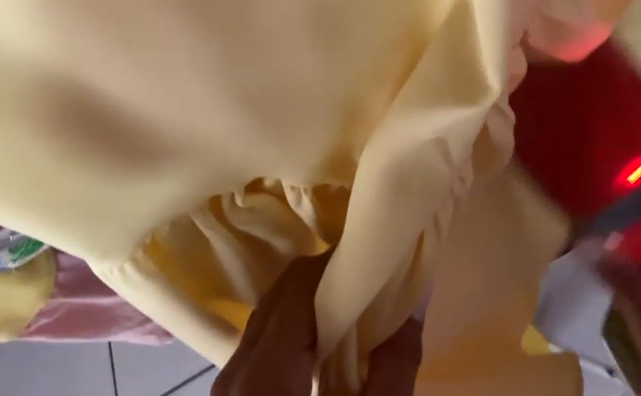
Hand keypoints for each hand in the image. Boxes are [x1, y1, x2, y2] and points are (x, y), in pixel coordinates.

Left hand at [213, 253, 424, 395]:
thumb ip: (394, 367)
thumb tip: (416, 293)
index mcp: (263, 378)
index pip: (298, 286)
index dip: (341, 262)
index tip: (381, 258)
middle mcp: (232, 376)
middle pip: (280, 297)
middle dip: (329, 280)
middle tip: (377, 283)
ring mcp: (225, 394)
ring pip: (267, 320)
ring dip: (312, 306)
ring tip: (358, 315)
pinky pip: (260, 348)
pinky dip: (295, 335)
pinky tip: (328, 354)